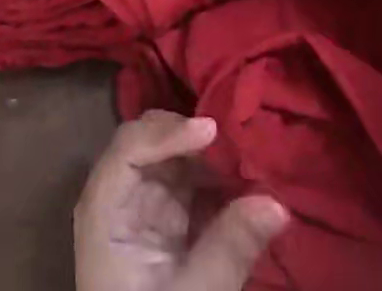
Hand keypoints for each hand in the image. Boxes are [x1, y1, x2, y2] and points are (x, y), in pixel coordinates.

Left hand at [74, 111, 287, 290]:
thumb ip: (228, 250)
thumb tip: (277, 203)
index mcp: (104, 210)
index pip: (128, 150)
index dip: (167, 133)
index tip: (211, 131)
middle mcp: (120, 197)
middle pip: (150, 144)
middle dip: (192, 137)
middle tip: (236, 138)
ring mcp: (144, 208)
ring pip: (175, 160)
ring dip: (212, 157)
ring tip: (250, 156)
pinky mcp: (169, 223)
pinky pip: (193, 186)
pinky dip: (219, 180)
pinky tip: (247, 181)